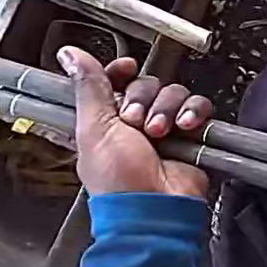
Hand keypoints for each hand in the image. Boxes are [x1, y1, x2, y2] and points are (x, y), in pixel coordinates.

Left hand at [61, 46, 212, 198]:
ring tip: (160, 132)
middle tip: (137, 121)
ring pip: (173, 93)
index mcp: (106, 120)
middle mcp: (136, 123)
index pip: (116, 80)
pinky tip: (185, 127)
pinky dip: (193, 113)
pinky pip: (197, 107)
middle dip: (143, 98)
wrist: (155, 211)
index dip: (121, 71)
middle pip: (146, 84)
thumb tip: (69, 54)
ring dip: (167, 108)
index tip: (126, 69)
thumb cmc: (118, 180)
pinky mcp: (191, 136)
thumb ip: (87, 87)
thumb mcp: (94, 128)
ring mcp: (165, 129)